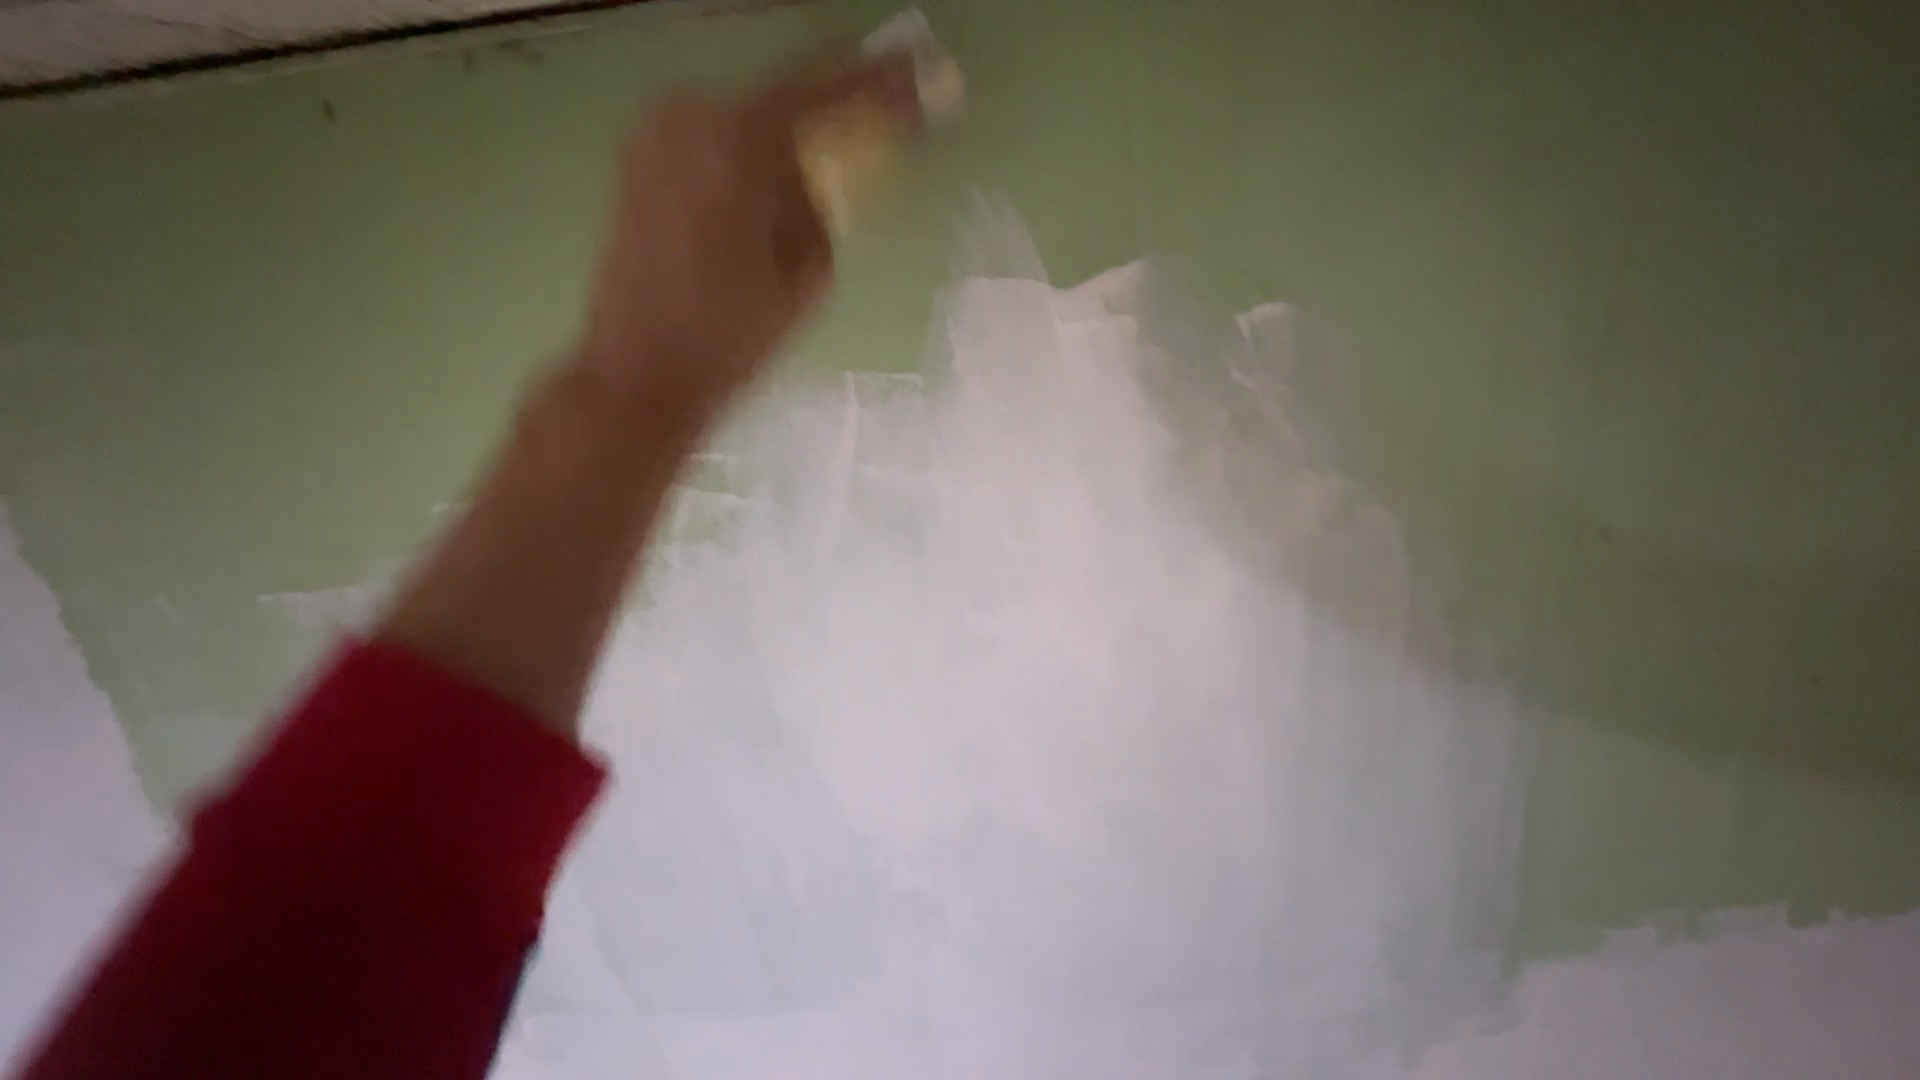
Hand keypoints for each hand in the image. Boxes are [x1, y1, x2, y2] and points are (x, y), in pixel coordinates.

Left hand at [575, 52, 917, 439]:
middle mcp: (691, 116)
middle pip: (781, 99)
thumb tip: (827, 169)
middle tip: (874, 126)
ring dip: (783, 140)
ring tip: (817, 172)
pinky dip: (746, 156)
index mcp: (741, 139)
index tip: (922, 76)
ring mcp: (655, 135)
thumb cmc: (733, 334)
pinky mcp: (637, 163)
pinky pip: (711, 142)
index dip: (881, 84)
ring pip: (743, 122)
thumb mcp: (808, 273)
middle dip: (828, 114)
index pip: (828, 92)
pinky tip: (766, 188)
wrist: (641, 372)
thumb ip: (824, 204)